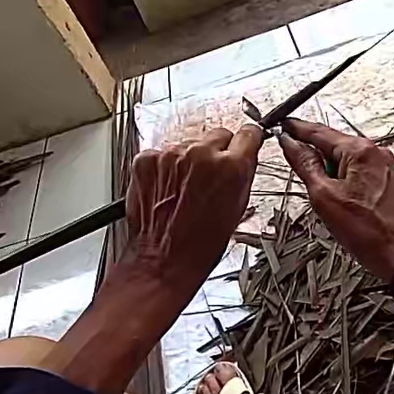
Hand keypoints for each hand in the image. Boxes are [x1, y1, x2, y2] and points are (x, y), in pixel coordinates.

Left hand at [119, 124, 265, 301]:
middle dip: (217, 152)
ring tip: (185, 191)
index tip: (244, 141)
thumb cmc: (200, 244)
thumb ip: (243, 174)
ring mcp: (171, 155)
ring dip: (189, 161)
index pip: (247, 133)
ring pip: (188, 145)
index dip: (246, 140)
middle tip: (210, 177)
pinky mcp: (147, 160)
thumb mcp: (238, 208)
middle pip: (217, 136)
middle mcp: (201, 155)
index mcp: (231, 166)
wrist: (164, 260)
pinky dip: (165, 168)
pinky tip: (168, 190)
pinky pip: (162, 154)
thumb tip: (244, 155)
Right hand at [278, 119, 393, 281]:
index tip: (284, 126)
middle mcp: (376, 152)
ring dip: (331, 170)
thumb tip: (290, 143)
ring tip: (325, 196)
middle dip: (314, 154)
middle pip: (335, 144)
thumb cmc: (365, 230)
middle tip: (298, 168)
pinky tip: (342, 198)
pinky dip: (346, 178)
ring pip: (347, 159)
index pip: (320, 132)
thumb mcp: (323, 195)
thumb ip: (304, 164)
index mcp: (360, 151)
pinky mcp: (390, 179)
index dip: (297, 129)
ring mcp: (386, 165)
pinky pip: (360, 170)